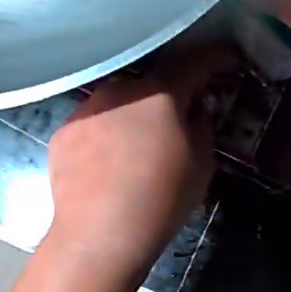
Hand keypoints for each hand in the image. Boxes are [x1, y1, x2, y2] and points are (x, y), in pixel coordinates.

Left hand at [43, 49, 226, 280]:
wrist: (99, 233)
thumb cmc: (162, 198)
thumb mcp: (202, 165)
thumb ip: (202, 126)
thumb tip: (196, 109)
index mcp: (161, 94)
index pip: (195, 61)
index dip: (216, 58)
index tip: (227, 61)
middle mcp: (121, 89)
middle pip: (152, 82)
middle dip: (169, 95)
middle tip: (180, 117)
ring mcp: (86, 108)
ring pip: (119, 102)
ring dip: (135, 115)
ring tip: (141, 146)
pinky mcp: (63, 131)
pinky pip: (95, 124)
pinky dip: (108, 134)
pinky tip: (111, 163)